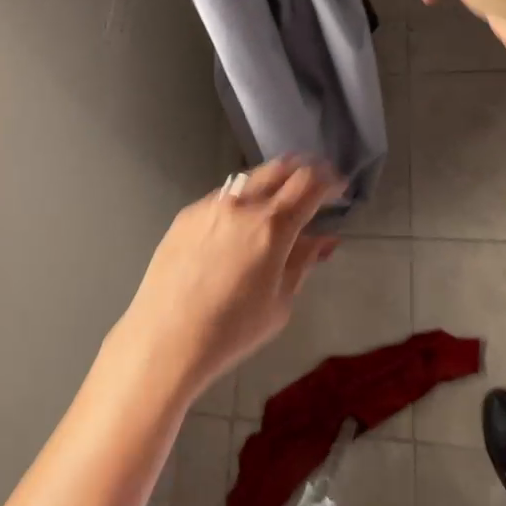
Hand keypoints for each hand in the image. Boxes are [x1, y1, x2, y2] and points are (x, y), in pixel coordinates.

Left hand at [109, 160, 343, 399]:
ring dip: (272, 180)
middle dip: (303, 170)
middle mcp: (243, 205)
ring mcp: (211, 206)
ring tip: (280, 197)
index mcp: (273, 227)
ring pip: (250, 178)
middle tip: (315, 182)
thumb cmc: (232, 330)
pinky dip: (242, 199)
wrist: (166, 337)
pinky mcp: (187, 215)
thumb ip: (303, 262)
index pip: (309, 184)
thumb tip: (325, 239)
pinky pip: (224, 196)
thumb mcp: (280, 302)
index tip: (339, 186)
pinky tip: (241, 220)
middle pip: (280, 168)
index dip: (329, 180)